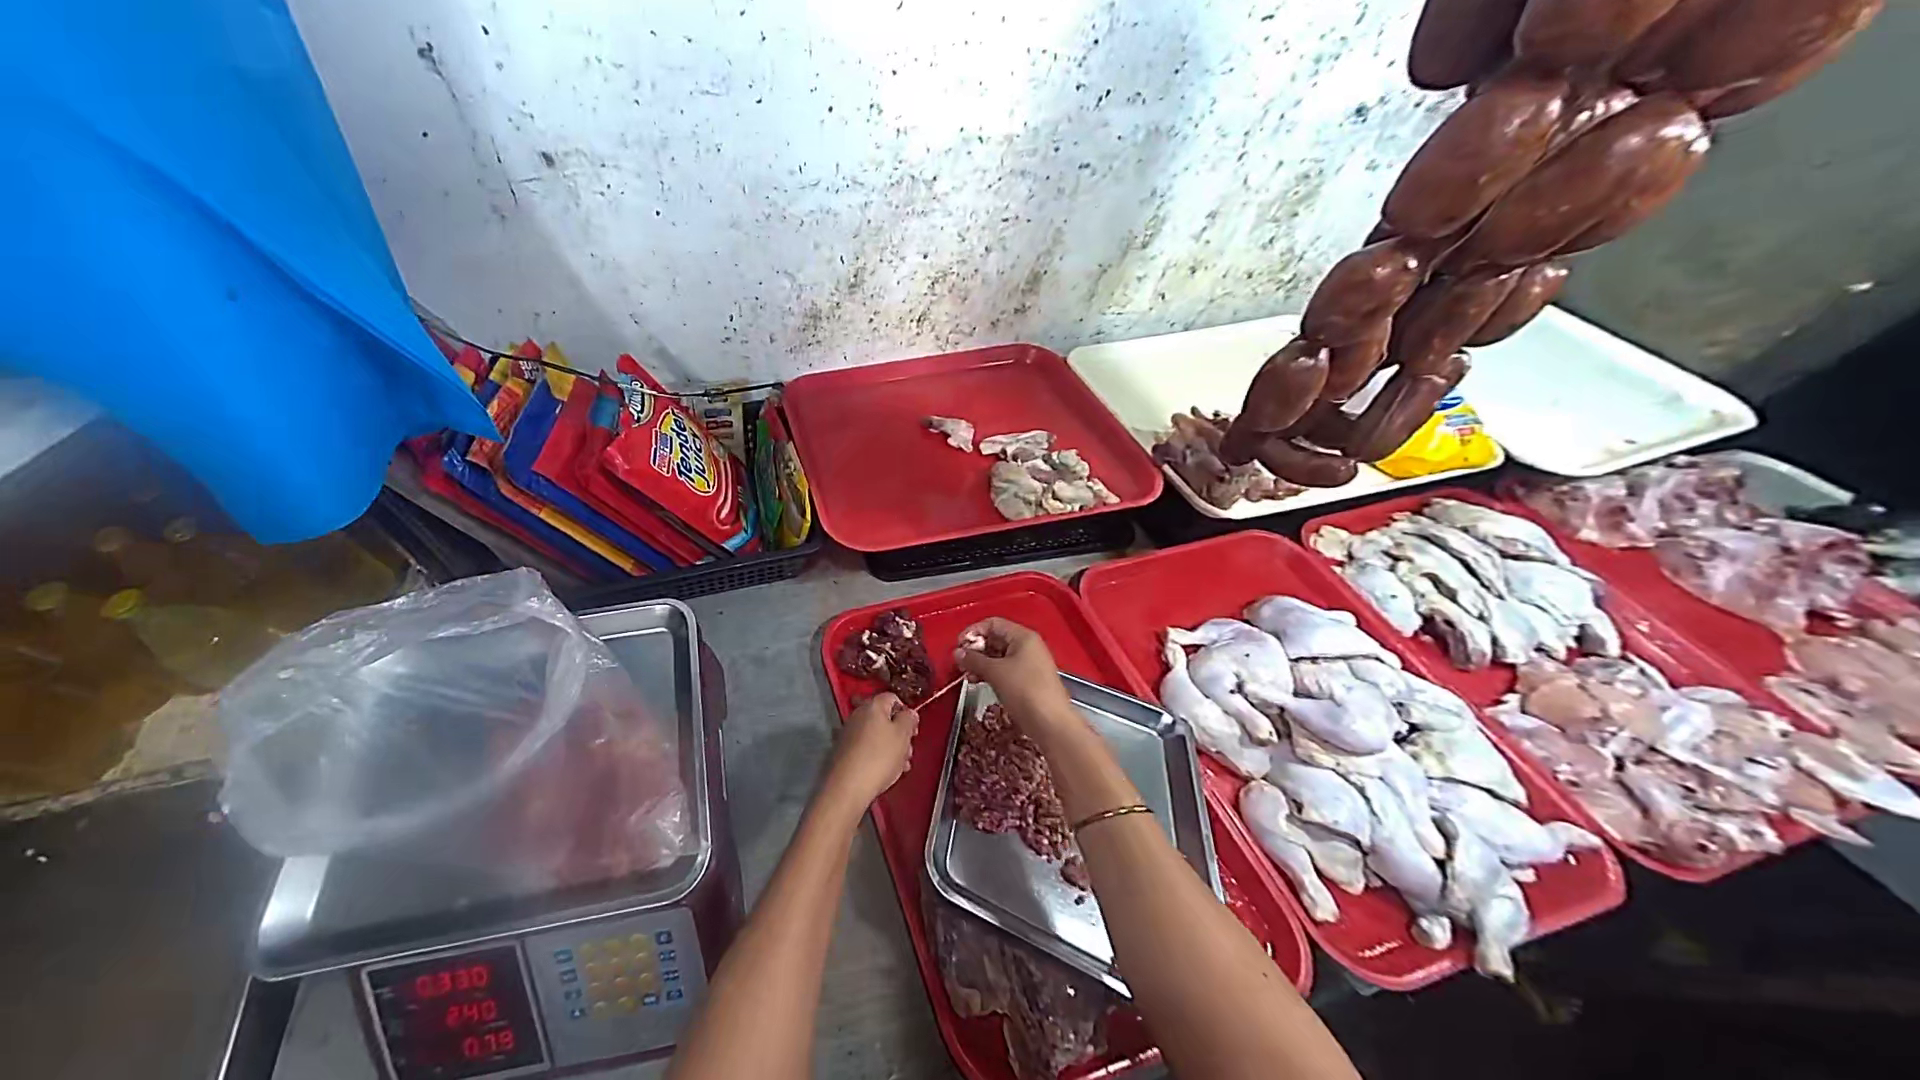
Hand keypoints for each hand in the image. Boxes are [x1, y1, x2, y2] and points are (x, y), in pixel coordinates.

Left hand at [827, 692, 919, 805]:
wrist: (847, 787)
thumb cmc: (879, 757)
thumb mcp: (903, 735)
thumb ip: (909, 719)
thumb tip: (908, 713)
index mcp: (873, 706)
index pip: (893, 698)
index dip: (906, 712)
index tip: (913, 729)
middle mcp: (857, 715)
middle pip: (884, 718)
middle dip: (899, 733)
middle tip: (908, 750)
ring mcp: (848, 734)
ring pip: (876, 735)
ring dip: (890, 747)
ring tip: (899, 766)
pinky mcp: (843, 752)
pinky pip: (865, 748)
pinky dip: (876, 756)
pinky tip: (884, 772)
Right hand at [954, 618, 1076, 737]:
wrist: (1050, 722)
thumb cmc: (1025, 691)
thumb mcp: (995, 672)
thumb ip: (974, 660)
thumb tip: (958, 653)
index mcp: (1023, 637)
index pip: (993, 624)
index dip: (974, 631)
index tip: (959, 645)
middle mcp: (1028, 647)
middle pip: (996, 639)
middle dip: (976, 649)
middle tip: (961, 662)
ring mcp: (1029, 664)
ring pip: (999, 656)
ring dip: (982, 663)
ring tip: (968, 674)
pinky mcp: (1028, 681)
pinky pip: (1005, 670)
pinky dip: (991, 673)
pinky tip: (980, 682)